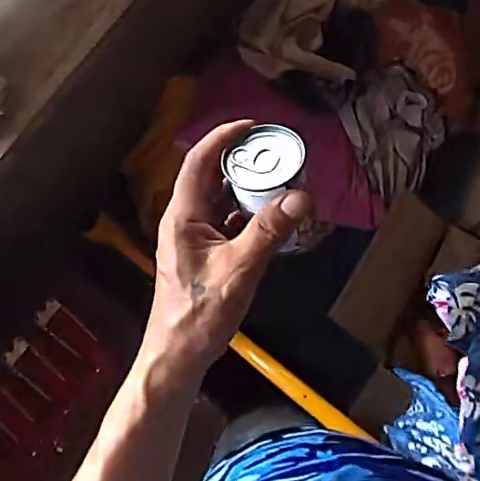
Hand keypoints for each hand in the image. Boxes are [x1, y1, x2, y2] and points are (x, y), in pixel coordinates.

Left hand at [140, 121, 311, 388]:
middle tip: (275, 153)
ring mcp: (193, 237)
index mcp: (183, 216)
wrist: (178, 354)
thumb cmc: (199, 314)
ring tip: (279, 179)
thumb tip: (301, 197)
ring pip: (221, 200)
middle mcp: (185, 220)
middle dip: (242, 161)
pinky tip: (272, 217)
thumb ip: (269, 232)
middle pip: (212, 177)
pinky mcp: (204, 254)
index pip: (199, 161)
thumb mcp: (239, 270)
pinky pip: (227, 222)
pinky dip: (248, 214)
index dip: (223, 137)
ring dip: (247, 188)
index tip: (252, 126)